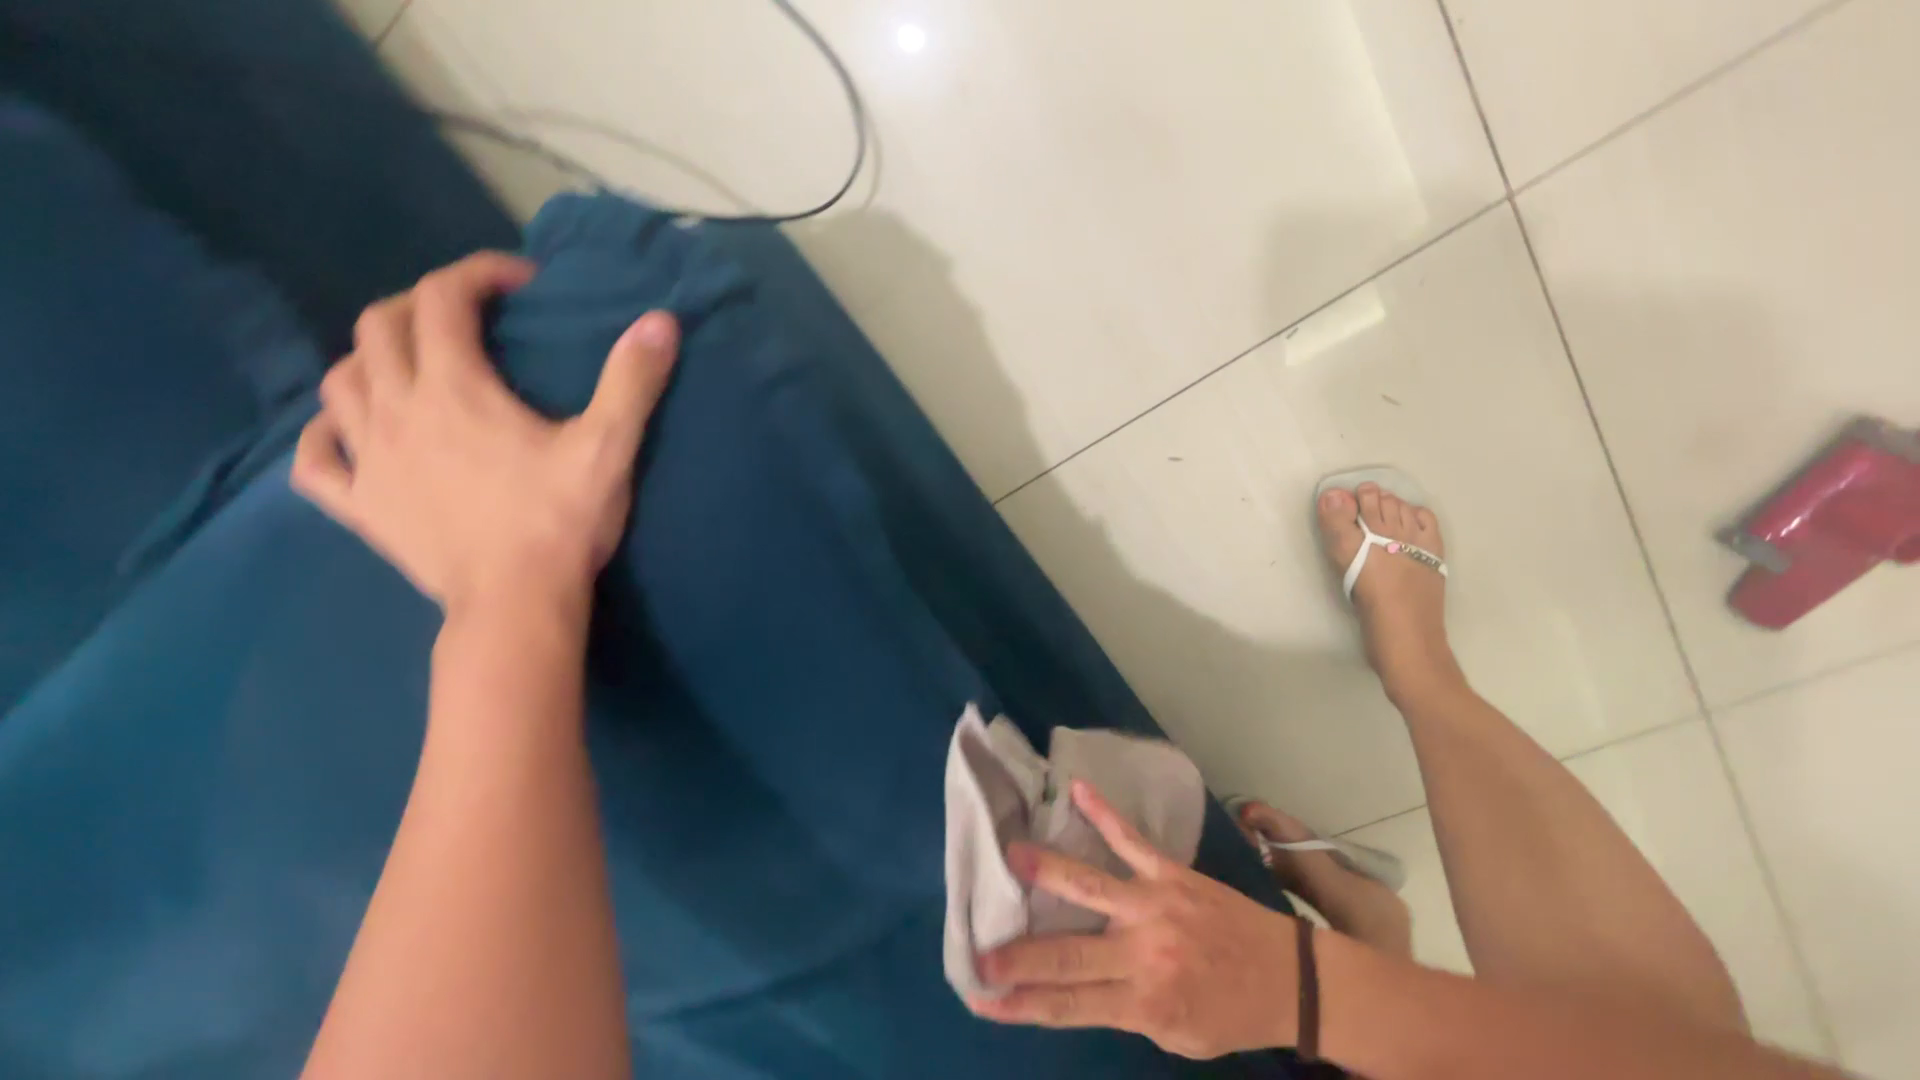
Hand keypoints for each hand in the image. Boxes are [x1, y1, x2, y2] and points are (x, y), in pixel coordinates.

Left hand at [292, 252, 679, 610]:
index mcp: (455, 388)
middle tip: (467, 320)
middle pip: (379, 327)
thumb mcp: (608, 449)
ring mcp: (370, 460)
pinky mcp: (360, 506)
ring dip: (371, 359)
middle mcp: (397, 410)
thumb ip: (631, 382)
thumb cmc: (560, 522)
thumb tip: (660, 322)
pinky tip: (351, 433)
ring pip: (339, 382)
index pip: (444, 298)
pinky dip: (327, 436)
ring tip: (412, 370)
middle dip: (421, 306)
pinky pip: (315, 460)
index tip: (520, 284)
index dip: (478, 274)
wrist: (515, 603)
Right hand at [968, 780, 1307, 1059]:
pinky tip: (1079, 790)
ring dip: (1047, 871)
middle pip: (1069, 955)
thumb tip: (1077, 986)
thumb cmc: (1231, 1014)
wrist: (1291, 978)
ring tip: (1010, 856)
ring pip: (1092, 886)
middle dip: (1019, 957)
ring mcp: (1157, 905)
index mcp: (1146, 1002)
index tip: (981, 999)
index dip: (1021, 1005)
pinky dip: (1105, 814)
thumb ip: (1126, 1011)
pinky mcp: (1173, 874)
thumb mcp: (1177, 1036)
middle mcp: (1146, 953)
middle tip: (978, 951)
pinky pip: (1133, 841)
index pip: (1069, 1005)